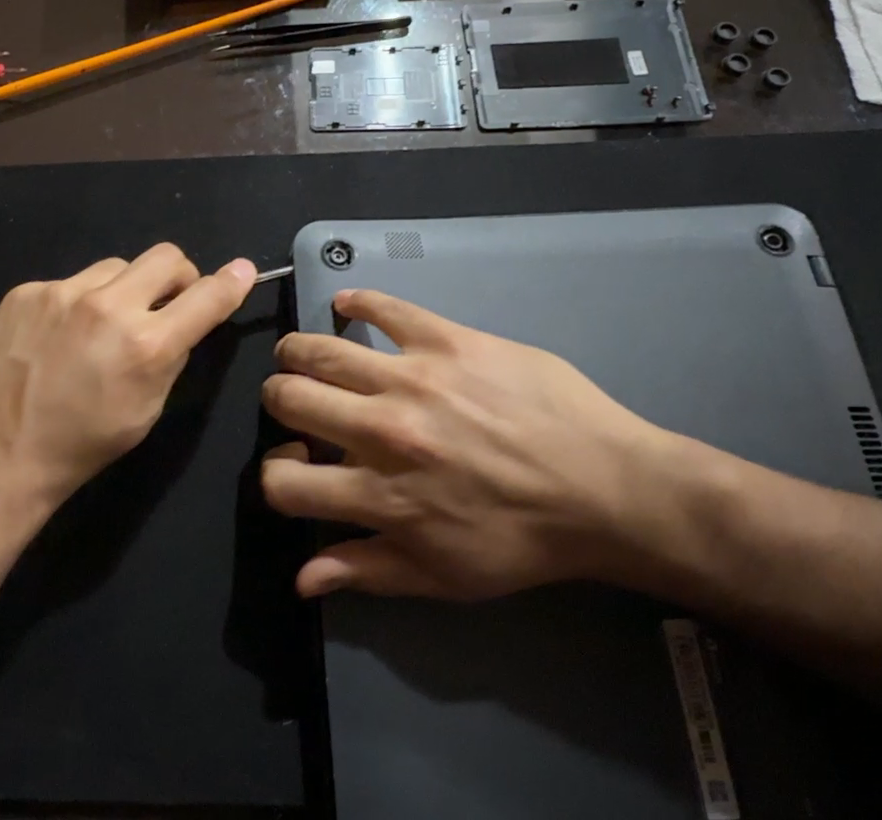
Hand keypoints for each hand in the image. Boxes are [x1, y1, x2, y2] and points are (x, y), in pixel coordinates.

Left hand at [0, 244, 256, 513]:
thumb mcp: (147, 410)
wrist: (1, 450)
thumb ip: (170, 357)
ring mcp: (61, 293)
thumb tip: (183, 321)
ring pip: (113, 267)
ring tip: (98, 326)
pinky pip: (66, 283)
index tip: (242, 271)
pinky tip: (55, 336)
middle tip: (165, 301)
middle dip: (177, 275)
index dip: (231, 282)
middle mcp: (107, 306)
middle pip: (165, 257)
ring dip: (121, 289)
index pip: (206, 297)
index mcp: (146, 344)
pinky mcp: (25, 291)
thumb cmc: (84, 443)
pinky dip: (73, 303)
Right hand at [260, 288, 727, 600]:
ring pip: (320, 350)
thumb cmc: (522, 541)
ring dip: (298, 353)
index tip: (299, 465)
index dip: (276, 474)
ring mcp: (414, 379)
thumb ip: (366, 572)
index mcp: (379, 495)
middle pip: (288, 399)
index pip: (281, 480)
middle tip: (297, 404)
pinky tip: (346, 306)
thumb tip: (301, 578)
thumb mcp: (442, 576)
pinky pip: (384, 307)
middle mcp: (382, 431)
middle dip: (278, 403)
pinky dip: (355, 303)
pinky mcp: (449, 339)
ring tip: (304, 356)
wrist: (606, 491)